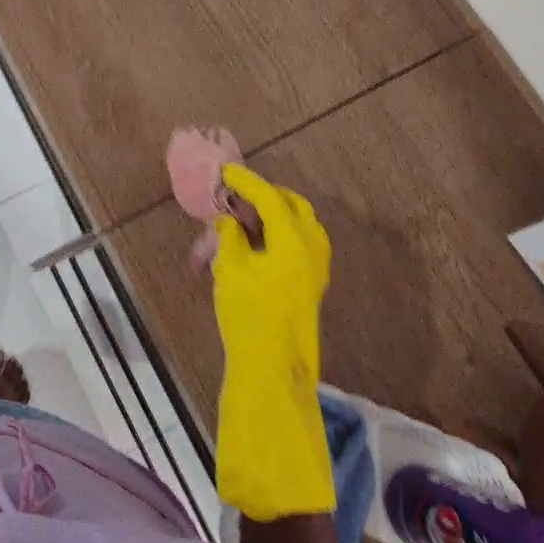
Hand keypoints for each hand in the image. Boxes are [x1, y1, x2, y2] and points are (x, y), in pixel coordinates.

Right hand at [211, 164, 334, 520]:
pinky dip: (276, 236)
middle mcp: (313, 249)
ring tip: (240, 223)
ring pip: (298, 226)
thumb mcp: (230, 268)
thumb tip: (231, 220)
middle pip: (293, 207)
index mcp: (294, 241)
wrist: (273, 369)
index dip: (247, 182)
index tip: (227, 172)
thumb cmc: (249, 314)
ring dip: (271, 217)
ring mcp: (316, 269)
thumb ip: (231, 236)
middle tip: (236, 197)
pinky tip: (252, 246)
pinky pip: (298, 245)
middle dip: (264, 196)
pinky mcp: (311, 286)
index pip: (271, 198)